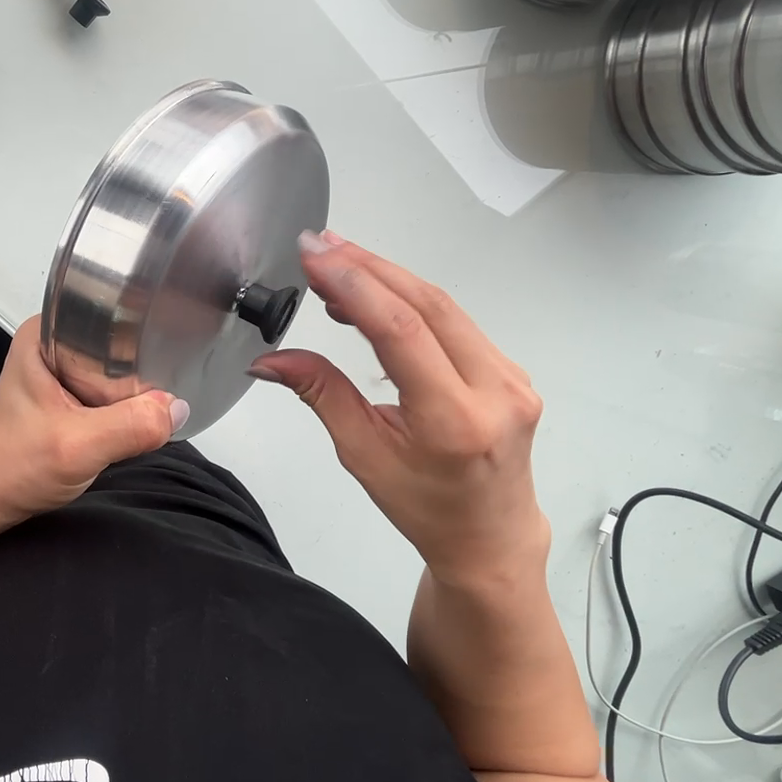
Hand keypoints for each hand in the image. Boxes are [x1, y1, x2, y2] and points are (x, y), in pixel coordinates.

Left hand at [0, 318, 186, 528]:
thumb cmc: (17, 468)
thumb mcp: (78, 447)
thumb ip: (129, 426)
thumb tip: (178, 408)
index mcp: (43, 334)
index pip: (109, 317)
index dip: (141, 337)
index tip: (172, 357)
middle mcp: (50, 342)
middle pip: (117, 343)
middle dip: (142, 366)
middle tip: (172, 387)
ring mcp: (58, 369)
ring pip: (116, 368)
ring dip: (135, 388)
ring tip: (159, 401)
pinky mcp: (67, 395)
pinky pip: (109, 389)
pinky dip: (124, 404)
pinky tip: (139, 415)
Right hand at [251, 232, 547, 583]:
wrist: (490, 535)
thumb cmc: (422, 505)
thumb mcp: (361, 454)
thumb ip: (321, 395)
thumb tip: (269, 359)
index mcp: (453, 420)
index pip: (401, 331)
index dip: (354, 285)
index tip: (313, 255)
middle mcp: (495, 390)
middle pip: (427, 305)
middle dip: (367, 267)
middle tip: (317, 245)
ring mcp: (512, 377)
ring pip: (444, 306)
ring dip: (386, 277)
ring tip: (334, 260)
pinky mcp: (511, 370)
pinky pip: (455, 321)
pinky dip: (408, 300)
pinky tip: (372, 294)